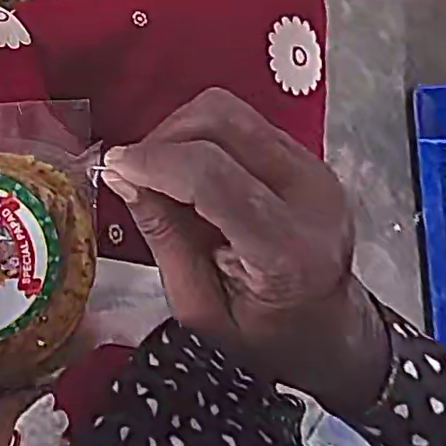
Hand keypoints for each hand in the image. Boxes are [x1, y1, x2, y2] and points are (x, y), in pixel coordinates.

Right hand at [103, 88, 389, 414]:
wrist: (330, 332)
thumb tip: (121, 176)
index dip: (152, 162)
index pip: (210, 175)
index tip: (115, 167)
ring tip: (161, 171)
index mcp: (287, 250)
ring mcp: (312, 168)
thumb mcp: (199, 307)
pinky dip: (198, 132)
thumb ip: (161, 236)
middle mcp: (310, 196)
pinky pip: (238, 119)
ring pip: (226, 110)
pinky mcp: (304, 155)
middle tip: (135, 173)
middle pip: (218, 123)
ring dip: (178, 131)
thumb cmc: (266, 335)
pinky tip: (187, 167)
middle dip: (161, 140)